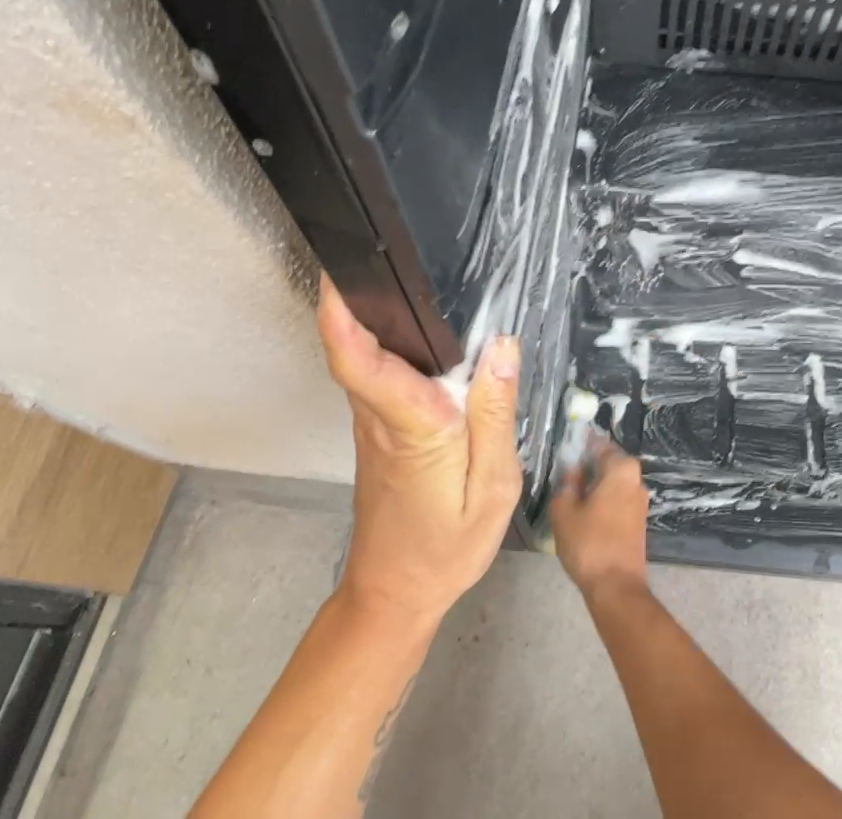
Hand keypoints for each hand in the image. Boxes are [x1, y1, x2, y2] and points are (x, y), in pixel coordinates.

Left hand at [317, 275, 523, 622]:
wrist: (396, 591)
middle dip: (362, 295)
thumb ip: (496, 415)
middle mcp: (378, 417)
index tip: (339, 268)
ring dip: (375, 317)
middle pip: (359, 346)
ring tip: (408, 279)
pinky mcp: (376, 432)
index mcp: (410, 425)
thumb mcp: (493, 487)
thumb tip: (502, 347)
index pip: (358, 361)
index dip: (340, 313)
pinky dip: (391, 348)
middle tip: (385, 250)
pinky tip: (430, 342)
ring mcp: (370, 424)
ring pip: (367, 359)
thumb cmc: (446, 547)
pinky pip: (379, 378)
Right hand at [549, 437, 650, 601]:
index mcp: (621, 470)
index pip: (600, 445)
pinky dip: (603, 499)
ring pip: (614, 482)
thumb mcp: (564, 511)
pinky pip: (618, 499)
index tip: (565, 447)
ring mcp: (640, 502)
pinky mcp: (638, 520)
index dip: (581, 444)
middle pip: (609, 463)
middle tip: (564, 472)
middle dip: (588, 464)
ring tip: (570, 492)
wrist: (616, 585)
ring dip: (595, 483)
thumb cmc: (588, 543)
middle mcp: (636, 481)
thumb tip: (572, 469)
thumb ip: (567, 484)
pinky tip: (584, 511)